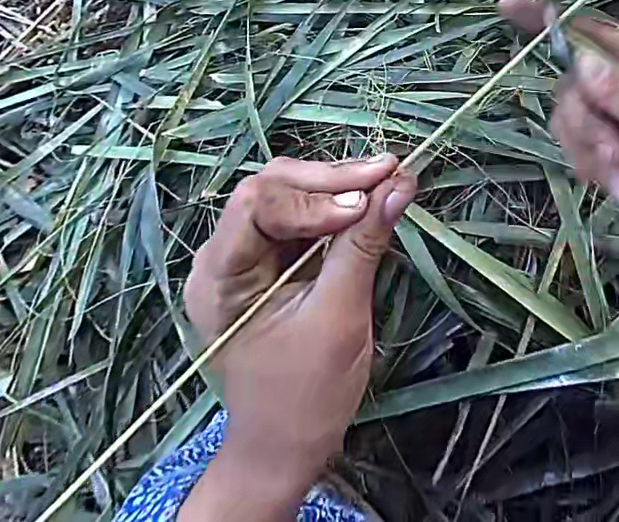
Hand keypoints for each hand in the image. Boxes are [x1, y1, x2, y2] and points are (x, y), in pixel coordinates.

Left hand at [179, 154, 415, 516]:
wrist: (287, 446)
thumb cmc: (306, 395)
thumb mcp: (339, 318)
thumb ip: (363, 246)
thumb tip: (399, 185)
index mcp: (220, 277)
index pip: (258, 205)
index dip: (313, 196)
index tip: (366, 203)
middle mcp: (223, 254)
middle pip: (273, 187)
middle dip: (330, 179)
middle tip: (387, 171)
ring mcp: (246, 252)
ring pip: (289, 191)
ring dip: (338, 183)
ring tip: (386, 178)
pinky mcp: (271, 255)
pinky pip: (302, 212)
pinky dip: (338, 202)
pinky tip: (369, 197)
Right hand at [501, 0, 618, 285]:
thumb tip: (581, 63)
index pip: (594, 35)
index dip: (551, 21)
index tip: (508, 8)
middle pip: (574, 89)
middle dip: (586, 124)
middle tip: (616, 155)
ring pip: (574, 126)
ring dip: (594, 158)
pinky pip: (584, 160)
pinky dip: (599, 178)